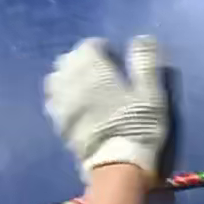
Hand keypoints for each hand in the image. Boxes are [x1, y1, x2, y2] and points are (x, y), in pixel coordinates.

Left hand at [44, 37, 167, 181]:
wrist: (117, 165)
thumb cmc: (138, 126)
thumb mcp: (151, 92)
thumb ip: (145, 63)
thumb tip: (142, 39)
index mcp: (95, 71)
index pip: (88, 47)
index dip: (101, 48)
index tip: (112, 55)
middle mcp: (73, 83)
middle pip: (68, 61)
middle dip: (81, 60)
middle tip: (98, 69)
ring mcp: (63, 104)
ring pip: (56, 79)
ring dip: (67, 76)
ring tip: (82, 84)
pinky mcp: (60, 123)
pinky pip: (53, 102)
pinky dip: (60, 96)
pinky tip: (72, 103)